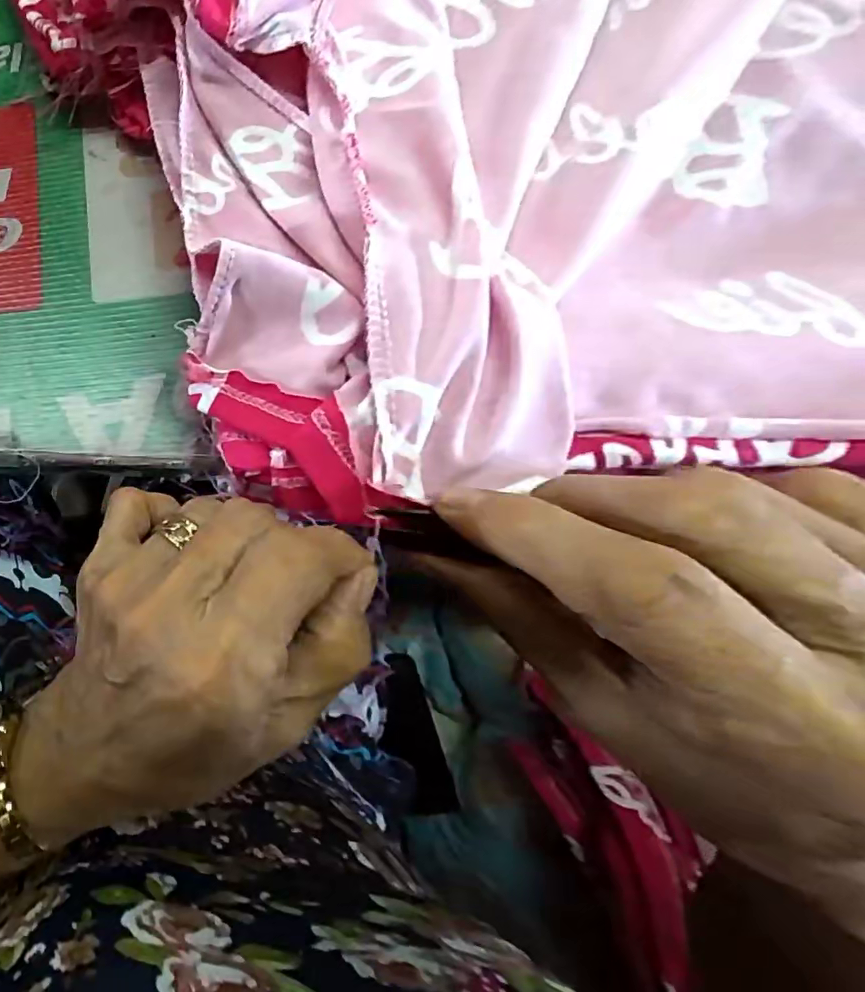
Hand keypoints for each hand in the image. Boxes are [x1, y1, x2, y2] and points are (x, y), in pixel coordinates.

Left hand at [8, 489, 376, 848]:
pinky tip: (177, 549)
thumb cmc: (196, 749)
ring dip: (233, 531)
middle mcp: (171, 606)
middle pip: (252, 520)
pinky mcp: (94, 565)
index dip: (337, 557)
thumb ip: (335, 645)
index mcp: (226, 657)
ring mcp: (124, 578)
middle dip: (286, 542)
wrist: (95, 746)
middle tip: (281, 582)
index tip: (335, 579)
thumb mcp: (287, 723)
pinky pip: (135, 502)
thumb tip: (350, 570)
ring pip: (203, 508)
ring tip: (229, 571)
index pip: (298, 556)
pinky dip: (167, 513)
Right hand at [423, 467, 864, 933]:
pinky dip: (717, 489)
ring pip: (740, 488)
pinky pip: (804, 482)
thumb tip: (441, 553)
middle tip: (515, 516)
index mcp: (773, 703)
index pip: (641, 586)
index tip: (452, 507)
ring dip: (630, 492)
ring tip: (594, 523)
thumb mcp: (609, 716)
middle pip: (696, 514)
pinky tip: (691, 525)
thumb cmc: (731, 780)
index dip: (532, 532)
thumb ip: (528, 624)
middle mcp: (864, 634)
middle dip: (571, 498)